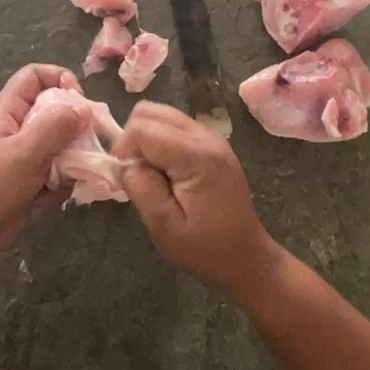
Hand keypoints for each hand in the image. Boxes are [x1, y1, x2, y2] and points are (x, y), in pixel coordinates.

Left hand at [0, 64, 92, 251]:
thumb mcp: (25, 152)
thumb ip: (57, 126)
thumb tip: (84, 109)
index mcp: (6, 111)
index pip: (35, 76)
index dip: (60, 79)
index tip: (80, 102)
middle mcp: (14, 128)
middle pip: (53, 112)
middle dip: (72, 130)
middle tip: (83, 147)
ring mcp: (20, 156)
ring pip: (58, 146)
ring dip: (67, 163)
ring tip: (61, 179)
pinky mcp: (26, 180)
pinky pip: (53, 172)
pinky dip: (55, 185)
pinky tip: (46, 200)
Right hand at [113, 102, 285, 296]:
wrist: (246, 257)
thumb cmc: (205, 248)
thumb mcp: (164, 227)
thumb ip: (141, 189)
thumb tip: (126, 164)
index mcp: (197, 157)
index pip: (143, 128)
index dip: (123, 147)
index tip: (123, 175)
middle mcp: (206, 138)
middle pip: (151, 111)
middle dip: (133, 138)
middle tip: (135, 172)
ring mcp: (212, 138)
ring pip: (162, 115)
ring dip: (146, 139)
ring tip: (149, 173)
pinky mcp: (212, 144)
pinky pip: (174, 127)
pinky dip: (159, 142)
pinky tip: (164, 172)